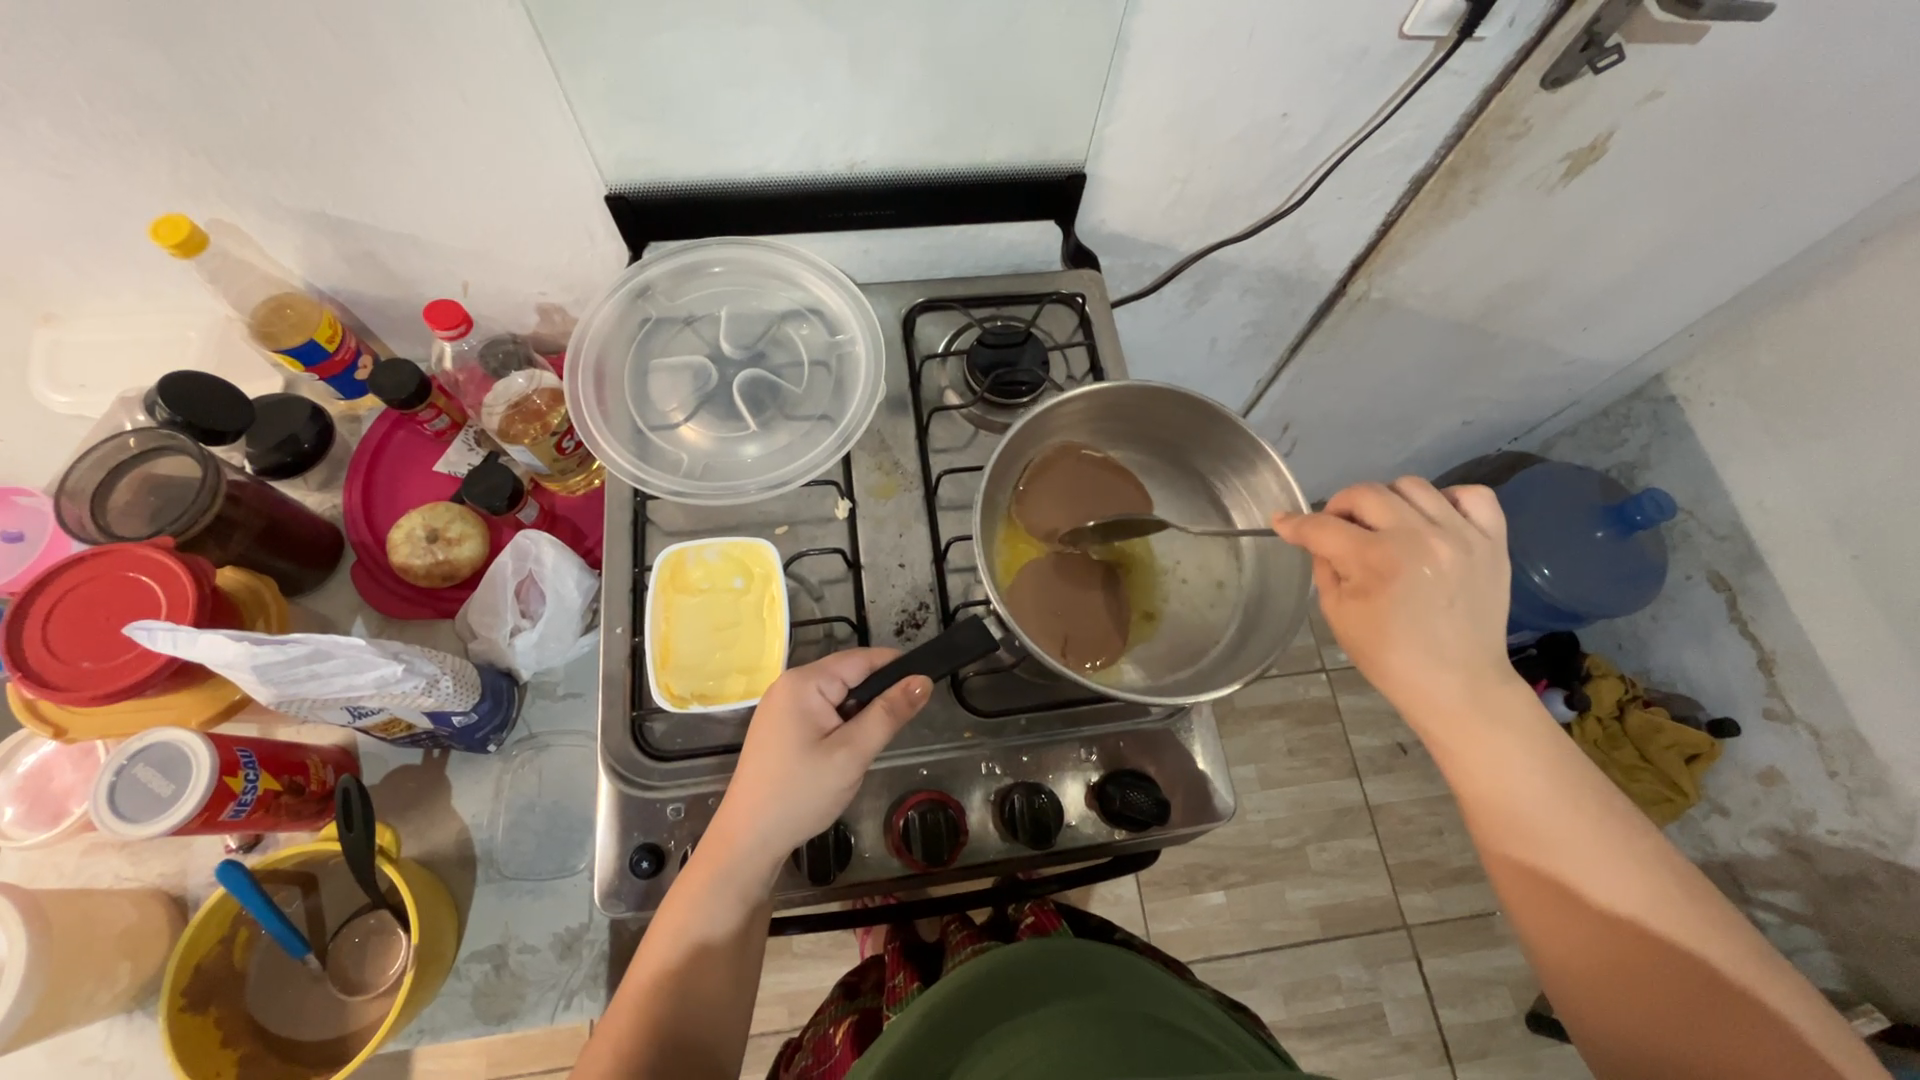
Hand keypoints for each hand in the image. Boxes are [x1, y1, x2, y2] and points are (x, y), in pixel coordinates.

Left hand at [705, 650, 931, 879]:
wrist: (749, 839)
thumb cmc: (801, 793)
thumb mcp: (852, 754)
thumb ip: (889, 713)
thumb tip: (923, 680)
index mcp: (804, 682)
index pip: (862, 658)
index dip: (896, 667)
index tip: (926, 686)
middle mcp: (790, 684)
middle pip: (848, 675)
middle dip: (877, 696)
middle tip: (899, 727)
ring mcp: (782, 706)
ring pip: (837, 696)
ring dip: (860, 714)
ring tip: (872, 745)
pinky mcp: (780, 727)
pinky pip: (822, 712)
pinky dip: (841, 725)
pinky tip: (847, 752)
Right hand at [1272, 478, 1520, 714]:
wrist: (1456, 683)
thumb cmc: (1389, 656)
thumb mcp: (1337, 614)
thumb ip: (1325, 566)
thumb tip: (1319, 539)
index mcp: (1376, 560)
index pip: (1323, 526)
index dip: (1295, 524)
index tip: (1283, 523)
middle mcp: (1420, 537)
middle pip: (1365, 493)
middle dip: (1338, 507)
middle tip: (1336, 528)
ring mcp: (1461, 535)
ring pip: (1412, 486)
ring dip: (1386, 501)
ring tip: (1384, 526)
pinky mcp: (1492, 541)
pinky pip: (1471, 495)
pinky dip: (1446, 500)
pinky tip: (1432, 521)